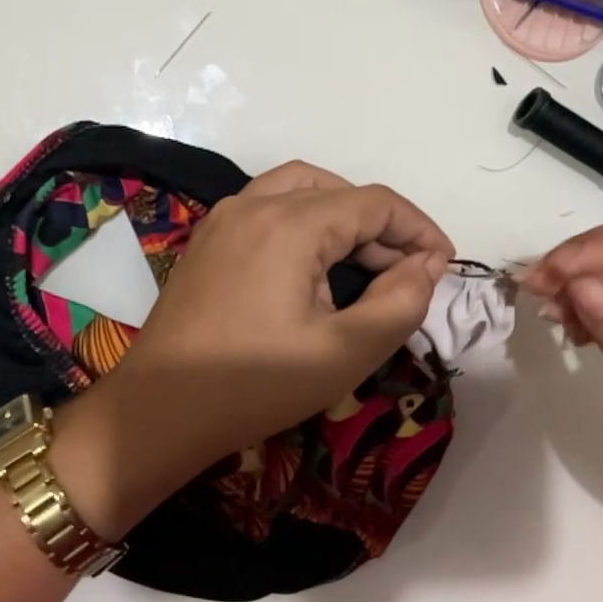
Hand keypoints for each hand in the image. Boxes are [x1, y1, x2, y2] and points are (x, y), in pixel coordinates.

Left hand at [51, 162, 452, 537]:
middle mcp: (253, 204)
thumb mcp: (345, 352)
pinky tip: (312, 271)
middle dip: (381, 226)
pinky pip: (268, 209)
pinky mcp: (207, 242)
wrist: (159, 411)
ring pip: (299, 190)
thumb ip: (400, 302)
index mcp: (290, 223)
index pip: (375, 202)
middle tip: (405, 275)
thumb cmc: (256, 385)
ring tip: (366, 264)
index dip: (419, 229)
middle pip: (337, 191)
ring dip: (342, 216)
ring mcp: (223, 219)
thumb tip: (426, 264)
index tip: (443, 266)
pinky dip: (304, 223)